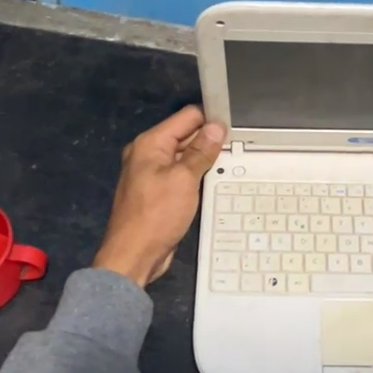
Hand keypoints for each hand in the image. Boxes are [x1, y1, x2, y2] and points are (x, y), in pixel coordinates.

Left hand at [93, 106, 226, 286]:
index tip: (235, 128)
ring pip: (184, 156)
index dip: (211, 119)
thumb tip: (216, 127)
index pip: (186, 117)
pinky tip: (213, 180)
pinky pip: (180, 174)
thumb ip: (201, 151)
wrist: (133, 255)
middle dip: (209, 140)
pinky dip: (195, 175)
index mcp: (151, 143)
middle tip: (239, 147)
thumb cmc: (157, 215)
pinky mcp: (157, 191)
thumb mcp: (184, 179)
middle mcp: (148, 154)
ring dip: (204, 159)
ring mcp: (151, 173)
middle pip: (185, 135)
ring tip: (231, 162)